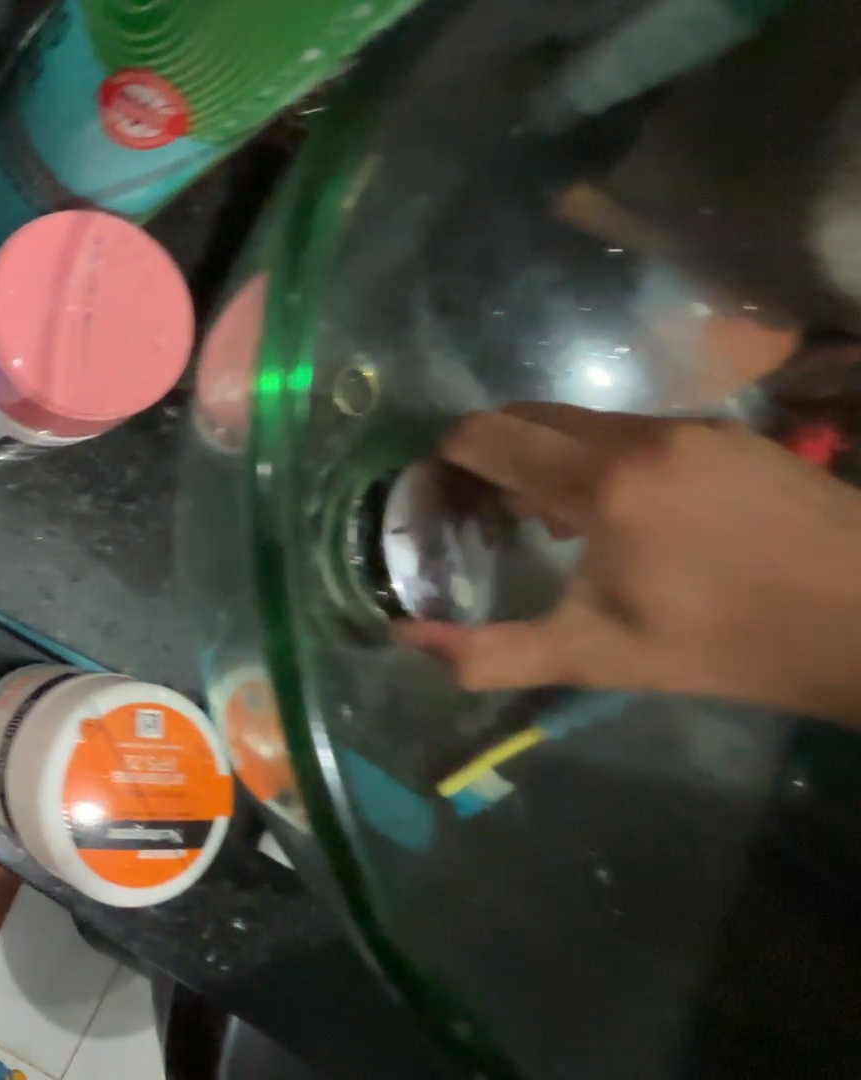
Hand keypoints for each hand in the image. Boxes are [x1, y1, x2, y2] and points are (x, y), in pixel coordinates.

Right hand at [397, 403, 860, 724]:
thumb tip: (403, 636)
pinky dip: (592, 457)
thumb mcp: (593, 659)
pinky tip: (617, 513)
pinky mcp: (729, 433)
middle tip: (482, 510)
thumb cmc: (726, 644)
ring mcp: (692, 428)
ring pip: (574, 420)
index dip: (444, 461)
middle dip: (484, 455)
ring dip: (539, 457)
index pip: (483, 435)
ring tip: (549, 519)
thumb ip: (487, 653)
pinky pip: (625, 428)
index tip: (441, 502)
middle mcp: (641, 436)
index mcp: (602, 483)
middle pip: (521, 416)